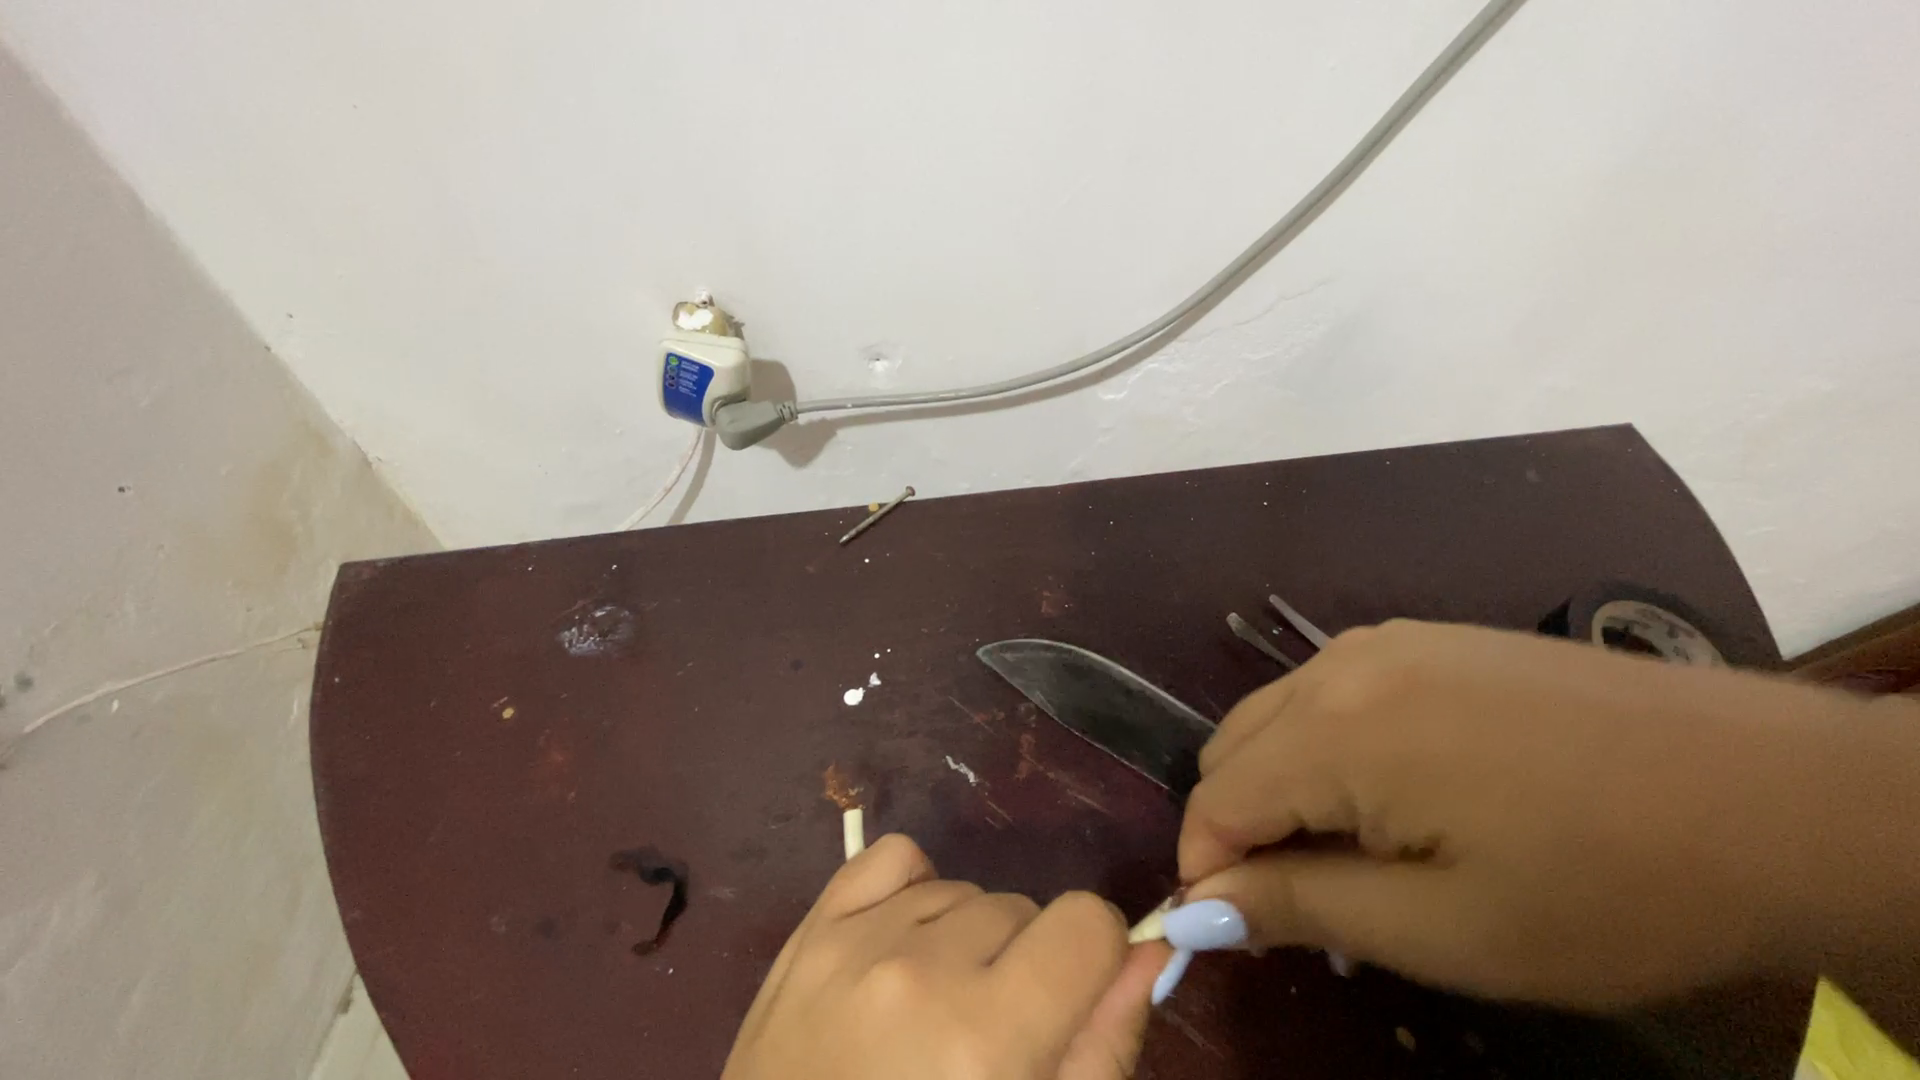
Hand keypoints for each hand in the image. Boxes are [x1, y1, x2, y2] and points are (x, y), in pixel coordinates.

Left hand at [725, 834, 1168, 1079]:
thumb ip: (1103, 1048)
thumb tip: (1150, 950)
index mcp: (986, 1037)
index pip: (1088, 922)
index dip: (1095, 962)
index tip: (1071, 1005)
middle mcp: (921, 971)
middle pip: (1023, 908)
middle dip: (1024, 964)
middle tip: (988, 1038)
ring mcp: (857, 941)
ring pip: (964, 889)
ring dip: (966, 938)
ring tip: (934, 1010)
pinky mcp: (811, 930)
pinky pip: (894, 858)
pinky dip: (914, 888)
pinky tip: (906, 943)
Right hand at [1173, 620, 1919, 1008]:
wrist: (1781, 792)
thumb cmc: (1611, 884)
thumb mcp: (1448, 930)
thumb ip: (1301, 907)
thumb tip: (1198, 906)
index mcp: (1335, 729)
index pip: (1215, 799)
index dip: (1210, 869)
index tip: (1242, 928)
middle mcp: (1339, 664)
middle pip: (1233, 750)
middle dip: (1245, 827)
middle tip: (1314, 901)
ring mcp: (1384, 641)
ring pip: (1277, 718)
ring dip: (1285, 787)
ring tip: (1363, 853)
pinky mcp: (1427, 638)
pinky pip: (1331, 694)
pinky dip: (1328, 750)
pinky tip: (1404, 794)